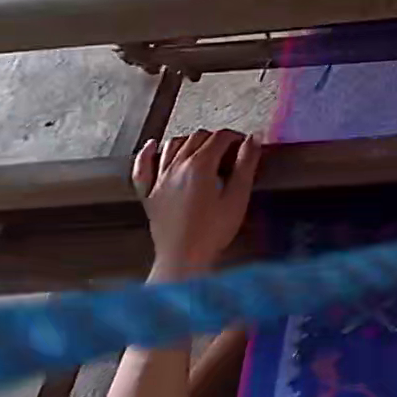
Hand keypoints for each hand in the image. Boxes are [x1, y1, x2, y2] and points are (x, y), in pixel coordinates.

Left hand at [134, 128, 261, 281]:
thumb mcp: (238, 196)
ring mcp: (160, 179)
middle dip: (216, 138)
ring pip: (173, 145)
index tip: (245, 145)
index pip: (220, 138)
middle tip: (230, 150)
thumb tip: (254, 138)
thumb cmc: (214, 230)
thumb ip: (246, 164)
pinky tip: (152, 145)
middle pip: (197, 137)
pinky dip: (147, 153)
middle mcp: (177, 165)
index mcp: (201, 165)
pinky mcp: (148, 194)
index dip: (236, 137)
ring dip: (190, 141)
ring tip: (202, 148)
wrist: (183, 259)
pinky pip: (142, 167)